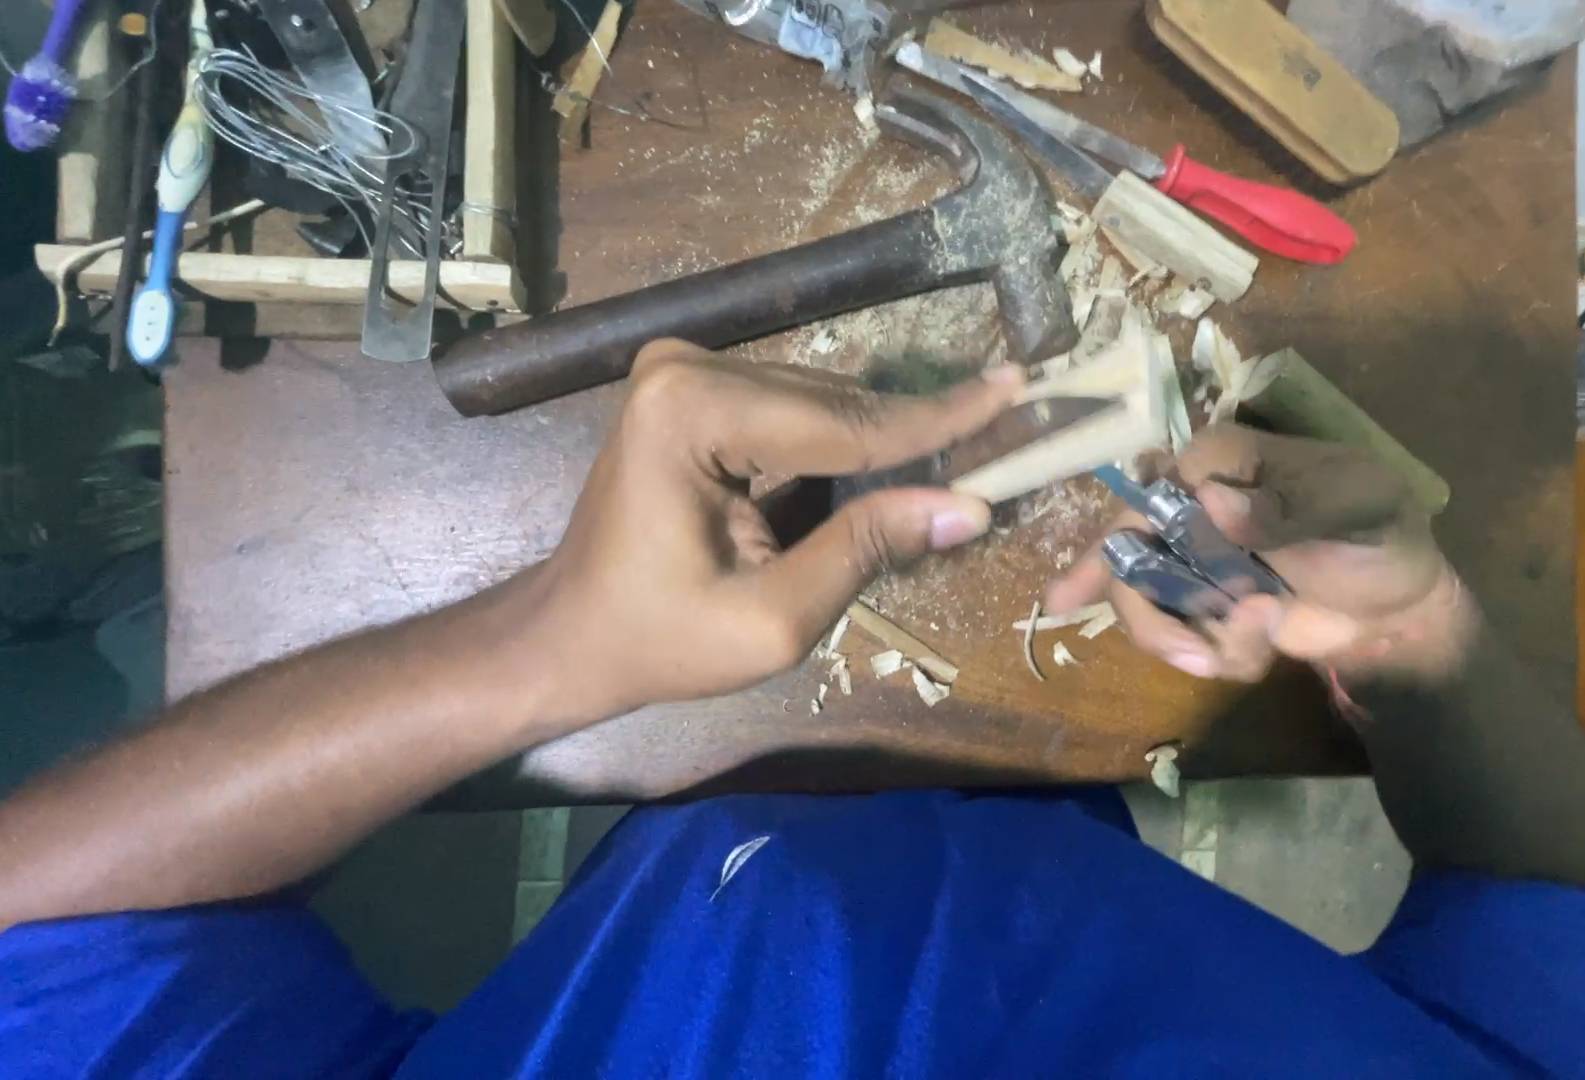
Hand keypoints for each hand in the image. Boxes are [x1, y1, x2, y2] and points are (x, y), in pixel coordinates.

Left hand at [514, 341, 1022, 728]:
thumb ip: (867, 549)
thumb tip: (967, 507)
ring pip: (824, 404)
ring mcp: (686, 373)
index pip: (846, 423)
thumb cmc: (660, 642)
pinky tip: (902, 452)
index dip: (938, 422)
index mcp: (695, 414)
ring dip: (889, 435)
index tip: (1013, 391)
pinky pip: (796, 413)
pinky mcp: (695, 392)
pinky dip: (848, 441)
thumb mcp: (775, 618)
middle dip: (920, 429)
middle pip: (837, 405)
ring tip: (969, 438)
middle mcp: (689, 369)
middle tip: (1006, 421)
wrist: (572, 634)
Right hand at [1044, 425, 1474, 683]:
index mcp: (1221, 462)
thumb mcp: (1358, 506)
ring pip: (1132, 598)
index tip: (1109, 582)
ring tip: (1245, 658)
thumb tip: (1212, 500)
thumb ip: (1292, 505)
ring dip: (1187, 641)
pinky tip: (1251, 655)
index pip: (1154, 485)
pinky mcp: (1188, 602)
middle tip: (1199, 658)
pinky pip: (1167, 632)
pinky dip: (1211, 654)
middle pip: (1120, 548)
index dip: (1136, 531)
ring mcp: (1180, 556)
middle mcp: (1186, 503)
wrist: (1395, 608)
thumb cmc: (1379, 537)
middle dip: (1150, 616)